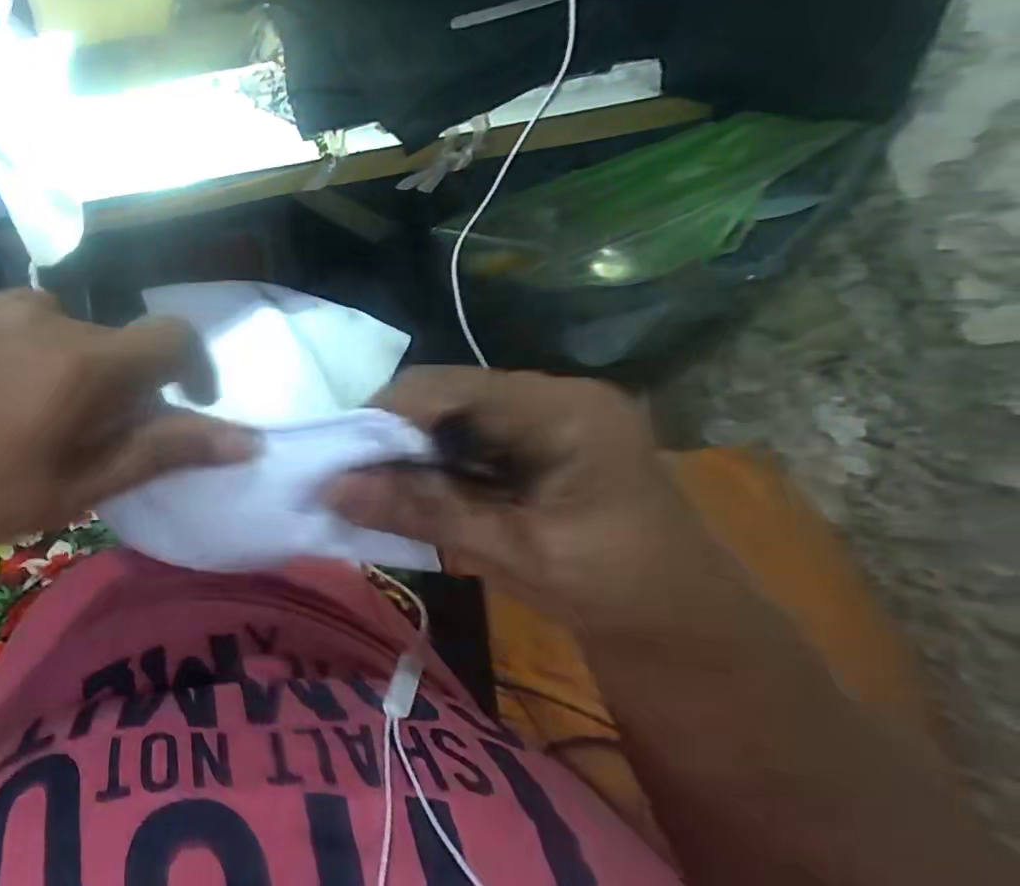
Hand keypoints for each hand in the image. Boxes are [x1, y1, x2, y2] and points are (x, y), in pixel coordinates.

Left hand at [0, 289, 256, 571]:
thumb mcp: (73, 487)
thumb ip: (160, 451)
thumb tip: (245, 440)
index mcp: (82, 358)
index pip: (172, 335)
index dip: (194, 368)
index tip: (182, 406)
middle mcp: (44, 310)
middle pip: (111, 340)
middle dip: (118, 385)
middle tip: (84, 440)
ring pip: (61, 330)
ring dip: (67, 367)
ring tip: (27, 419)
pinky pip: (12, 321)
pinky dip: (21, 351)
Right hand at [326, 367, 750, 635]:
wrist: (691, 634)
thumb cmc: (617, 592)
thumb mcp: (512, 552)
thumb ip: (421, 511)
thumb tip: (330, 488)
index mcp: (563, 410)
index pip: (447, 388)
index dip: (385, 417)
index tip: (341, 459)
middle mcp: (553, 396)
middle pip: (444, 394)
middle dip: (392, 434)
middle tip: (352, 476)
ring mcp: (547, 416)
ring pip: (448, 414)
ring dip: (409, 449)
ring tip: (375, 485)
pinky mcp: (538, 440)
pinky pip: (465, 435)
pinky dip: (432, 461)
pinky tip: (416, 490)